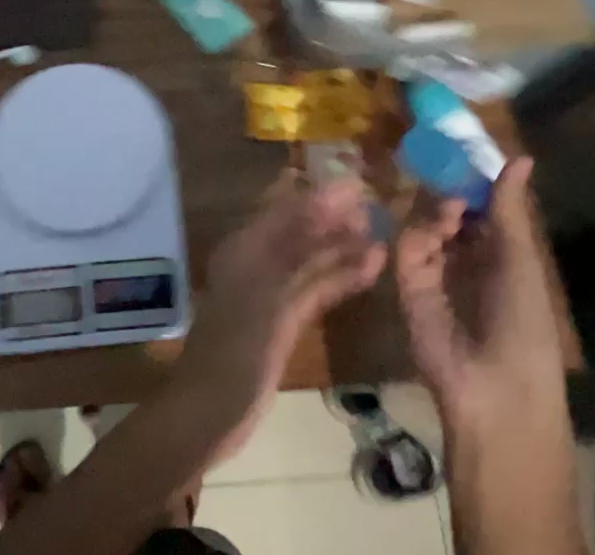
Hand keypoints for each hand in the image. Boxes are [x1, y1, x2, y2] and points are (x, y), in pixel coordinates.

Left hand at [176, 171, 386, 449]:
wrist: (210, 412)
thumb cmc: (236, 348)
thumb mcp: (271, 296)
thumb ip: (308, 253)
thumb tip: (338, 205)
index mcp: (244, 247)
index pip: (285, 206)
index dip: (320, 193)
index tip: (360, 181)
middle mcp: (254, 262)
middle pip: (299, 231)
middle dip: (335, 219)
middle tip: (380, 208)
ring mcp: (268, 292)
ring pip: (309, 260)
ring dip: (342, 249)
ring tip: (383, 237)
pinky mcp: (280, 321)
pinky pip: (313, 289)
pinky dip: (339, 279)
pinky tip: (370, 271)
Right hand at [394, 158, 564, 426]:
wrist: (495, 387)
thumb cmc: (524, 322)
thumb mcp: (521, 260)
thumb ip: (509, 208)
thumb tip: (521, 156)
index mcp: (500, 254)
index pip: (482, 206)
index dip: (474, 179)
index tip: (465, 147)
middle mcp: (465, 259)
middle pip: (449, 210)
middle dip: (449, 187)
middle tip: (445, 161)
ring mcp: (434, 271)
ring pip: (426, 223)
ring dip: (438, 208)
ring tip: (453, 204)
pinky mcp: (407, 285)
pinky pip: (407, 247)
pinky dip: (420, 231)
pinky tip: (440, 226)